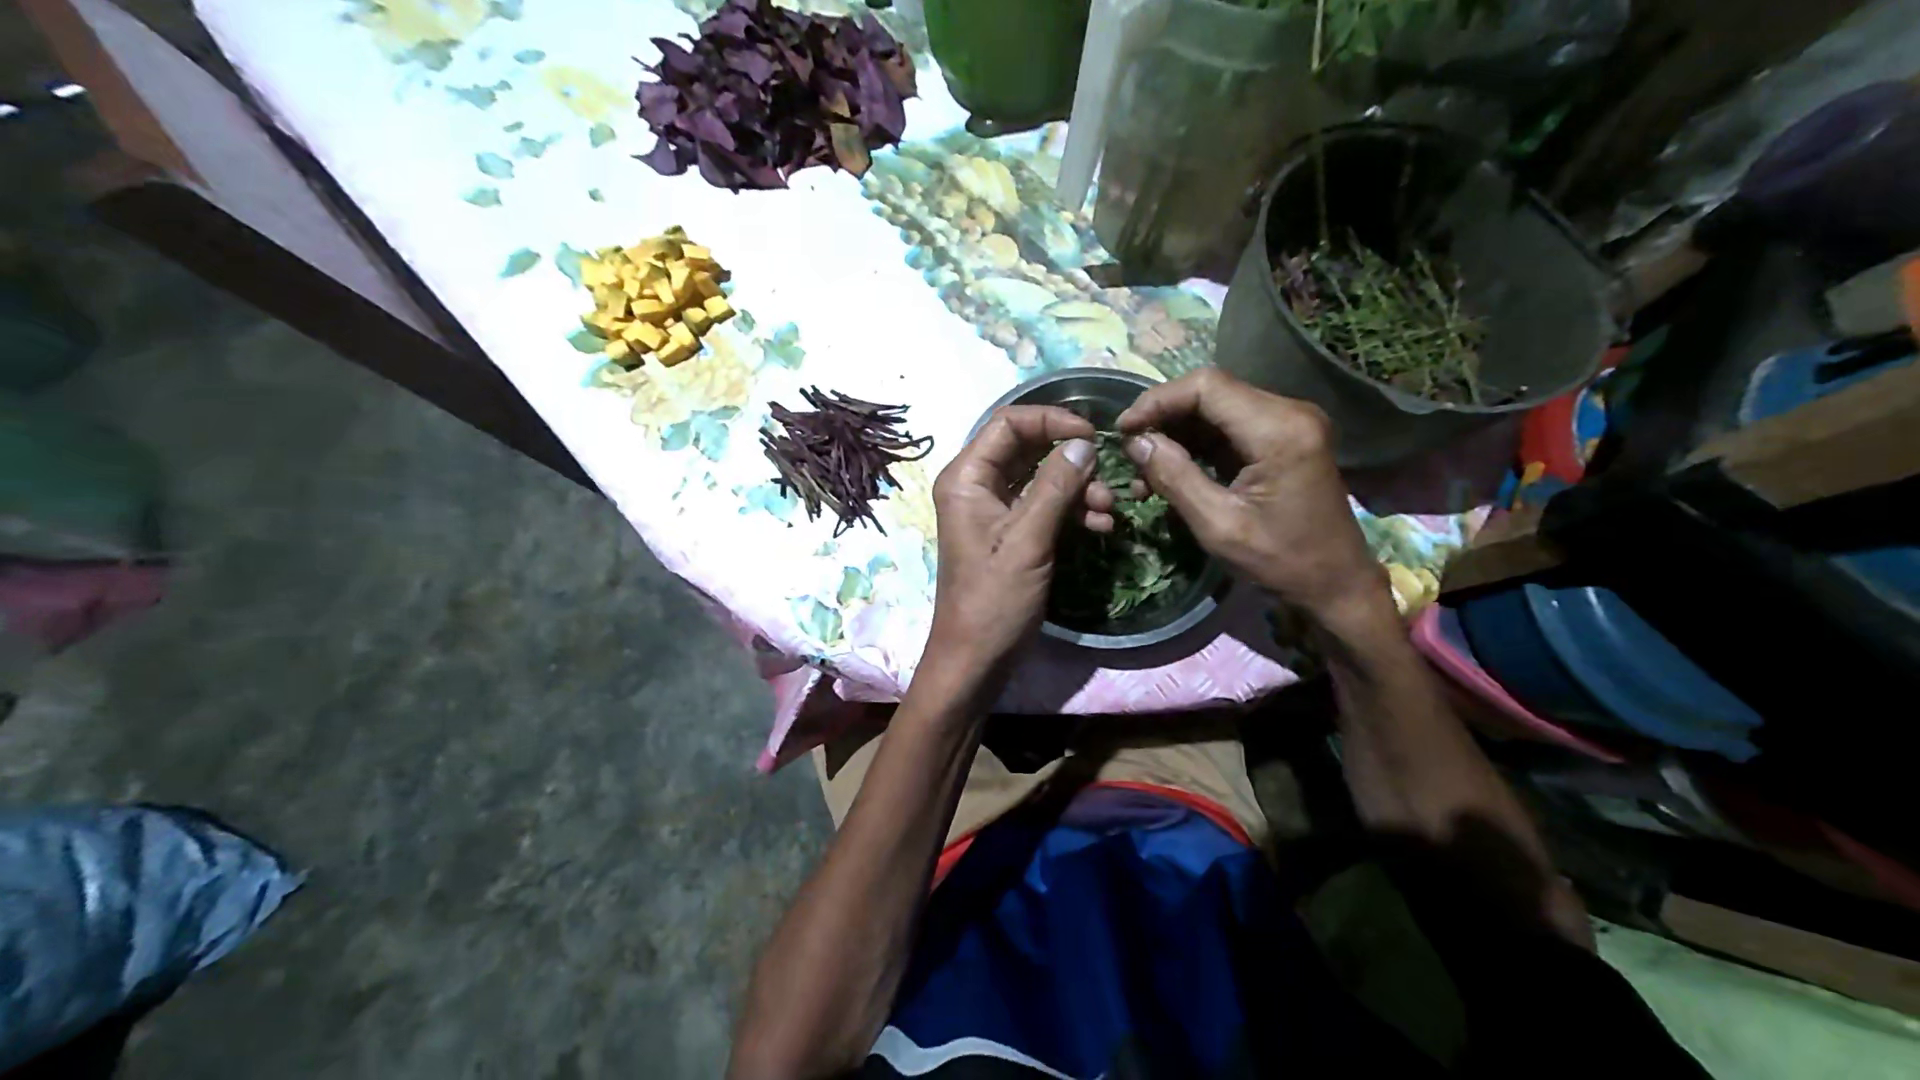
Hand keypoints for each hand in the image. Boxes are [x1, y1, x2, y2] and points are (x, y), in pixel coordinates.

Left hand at [925, 405, 1097, 676]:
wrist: (977, 659)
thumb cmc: (994, 599)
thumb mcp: (1028, 539)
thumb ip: (1055, 486)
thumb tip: (1083, 443)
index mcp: (967, 478)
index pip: (1008, 424)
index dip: (1051, 420)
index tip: (1093, 435)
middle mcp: (978, 486)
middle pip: (1029, 449)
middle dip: (1071, 460)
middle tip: (1105, 478)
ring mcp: (995, 511)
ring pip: (1042, 479)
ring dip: (1078, 488)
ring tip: (1108, 510)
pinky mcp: (1012, 534)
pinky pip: (1045, 507)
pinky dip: (1072, 512)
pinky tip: (1100, 528)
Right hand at [1116, 369, 1384, 619]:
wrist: (1335, 583)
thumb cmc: (1281, 560)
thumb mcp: (1218, 525)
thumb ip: (1174, 477)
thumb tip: (1134, 442)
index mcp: (1279, 430)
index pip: (1206, 387)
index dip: (1157, 401)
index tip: (1123, 430)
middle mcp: (1289, 412)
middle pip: (1210, 392)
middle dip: (1163, 417)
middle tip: (1130, 452)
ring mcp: (1289, 423)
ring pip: (1215, 408)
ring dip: (1176, 432)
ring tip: (1145, 470)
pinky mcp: (1283, 437)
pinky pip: (1228, 426)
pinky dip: (1196, 444)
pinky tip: (1170, 471)